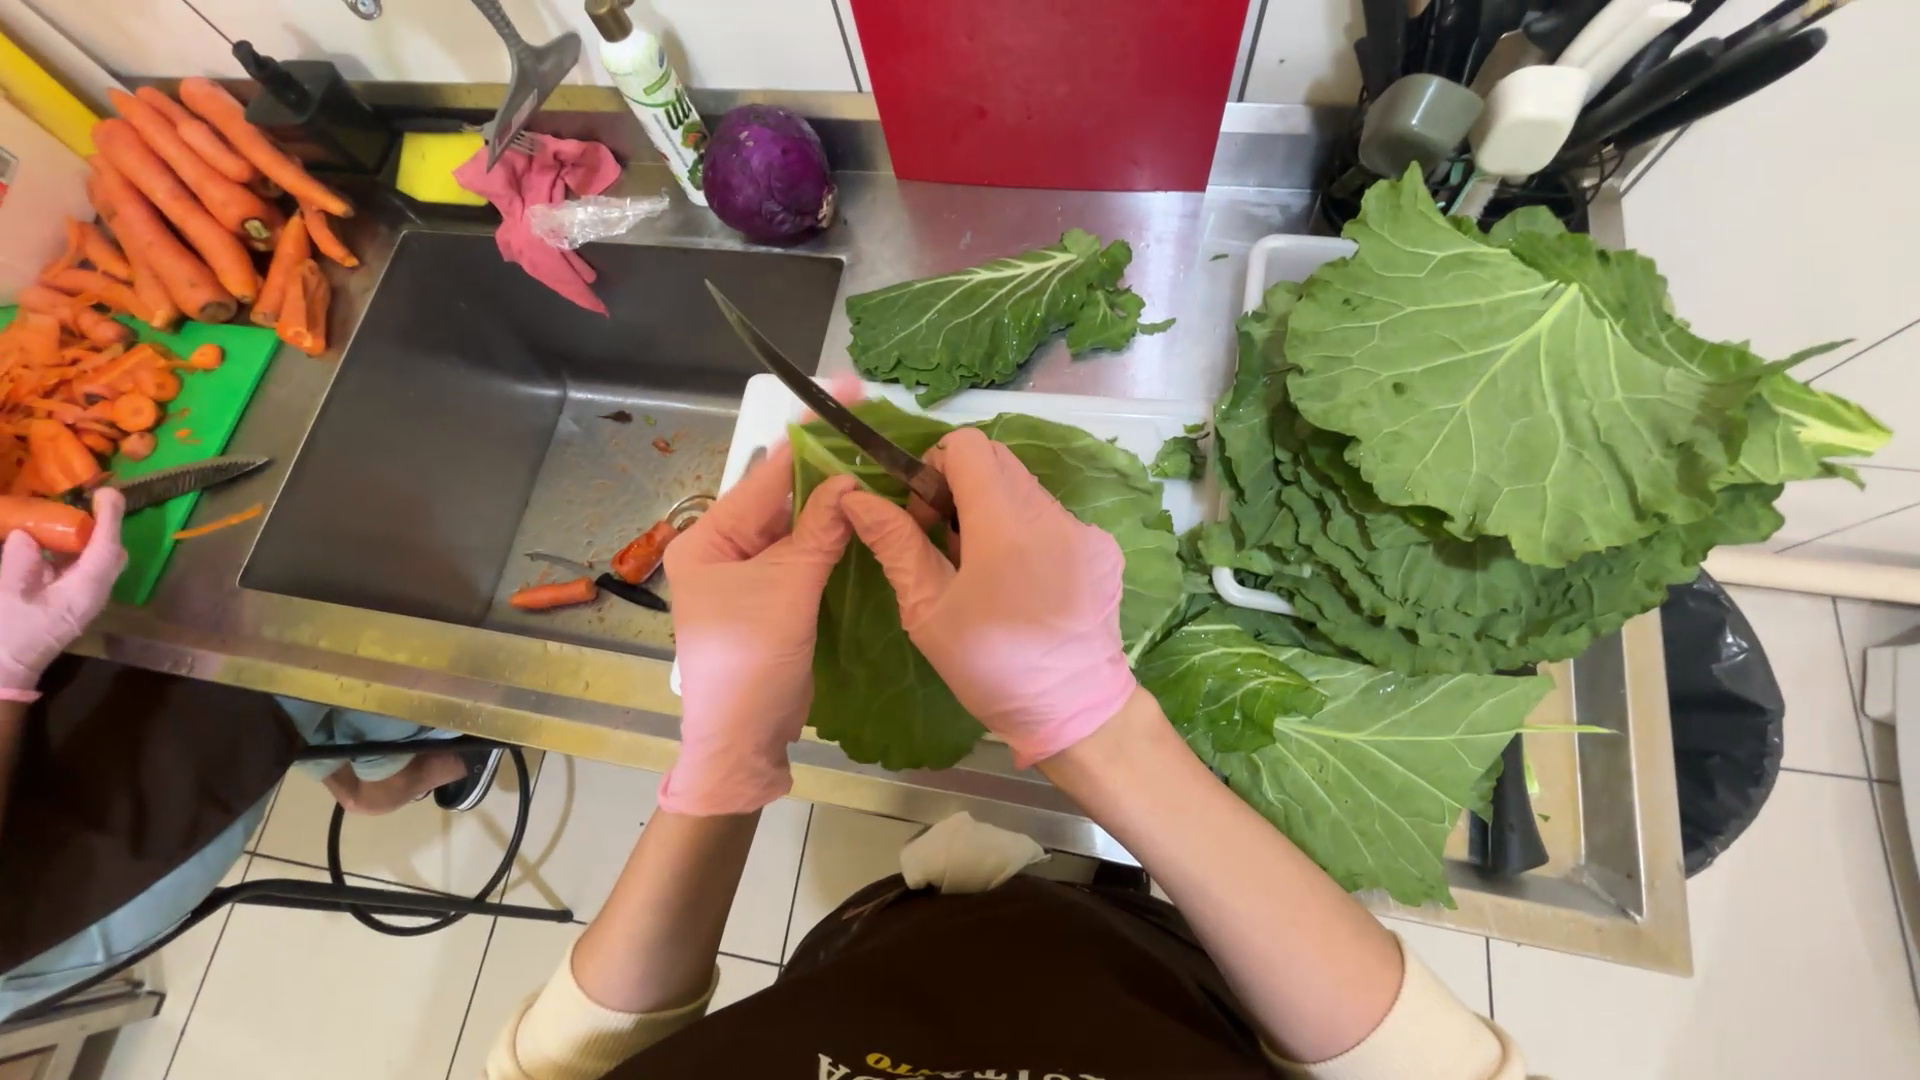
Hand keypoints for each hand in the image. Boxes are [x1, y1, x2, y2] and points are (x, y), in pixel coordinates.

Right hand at [0, 489, 125, 699]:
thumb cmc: (3, 634)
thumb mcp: (5, 594)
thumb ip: (18, 563)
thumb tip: (27, 536)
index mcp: (86, 589)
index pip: (106, 547)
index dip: (108, 518)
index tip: (108, 493)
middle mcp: (92, 593)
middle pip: (107, 553)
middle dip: (99, 528)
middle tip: (82, 505)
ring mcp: (79, 600)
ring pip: (90, 562)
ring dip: (77, 542)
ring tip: (55, 521)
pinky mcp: (64, 605)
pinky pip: (69, 573)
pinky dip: (59, 557)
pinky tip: (38, 547)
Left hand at [661, 449, 857, 814]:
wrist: (744, 741)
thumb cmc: (751, 663)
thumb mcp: (787, 589)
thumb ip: (820, 532)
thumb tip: (852, 482)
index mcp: (710, 538)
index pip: (766, 474)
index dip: (808, 436)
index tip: (843, 395)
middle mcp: (726, 548)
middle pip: (782, 497)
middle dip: (826, 469)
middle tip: (873, 437)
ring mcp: (751, 574)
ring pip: (798, 526)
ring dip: (833, 505)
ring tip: (878, 470)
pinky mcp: (776, 597)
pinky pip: (806, 555)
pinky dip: (833, 539)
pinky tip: (866, 520)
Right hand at [839, 428, 1135, 767]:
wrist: (1076, 711)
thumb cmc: (991, 668)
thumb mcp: (928, 611)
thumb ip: (896, 545)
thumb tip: (856, 498)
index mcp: (1005, 526)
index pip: (968, 446)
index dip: (936, 466)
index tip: (925, 512)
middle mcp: (1051, 515)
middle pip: (999, 461)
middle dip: (963, 485)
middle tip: (946, 540)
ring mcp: (1084, 530)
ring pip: (1027, 488)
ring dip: (995, 509)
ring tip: (985, 567)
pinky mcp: (1104, 548)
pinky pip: (1054, 517)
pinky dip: (1028, 532)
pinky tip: (1023, 582)